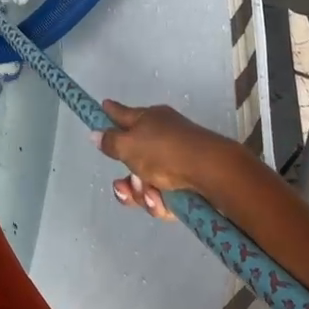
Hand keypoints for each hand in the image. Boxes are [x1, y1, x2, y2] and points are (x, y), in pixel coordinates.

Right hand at [93, 100, 238, 220]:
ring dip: (142, 192)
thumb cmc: (165, 152)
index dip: (110, 112)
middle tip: (124, 185)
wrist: (213, 174)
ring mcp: (178, 159)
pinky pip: (166, 195)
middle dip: (127, 177)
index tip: (102, 105)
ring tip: (149, 194)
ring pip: (148, 180)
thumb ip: (110, 142)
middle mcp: (162, 136)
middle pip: (134, 157)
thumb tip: (95, 133)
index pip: (122, 113)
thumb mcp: (128, 146)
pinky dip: (161, 200)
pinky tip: (161, 202)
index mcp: (147, 119)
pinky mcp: (191, 183)